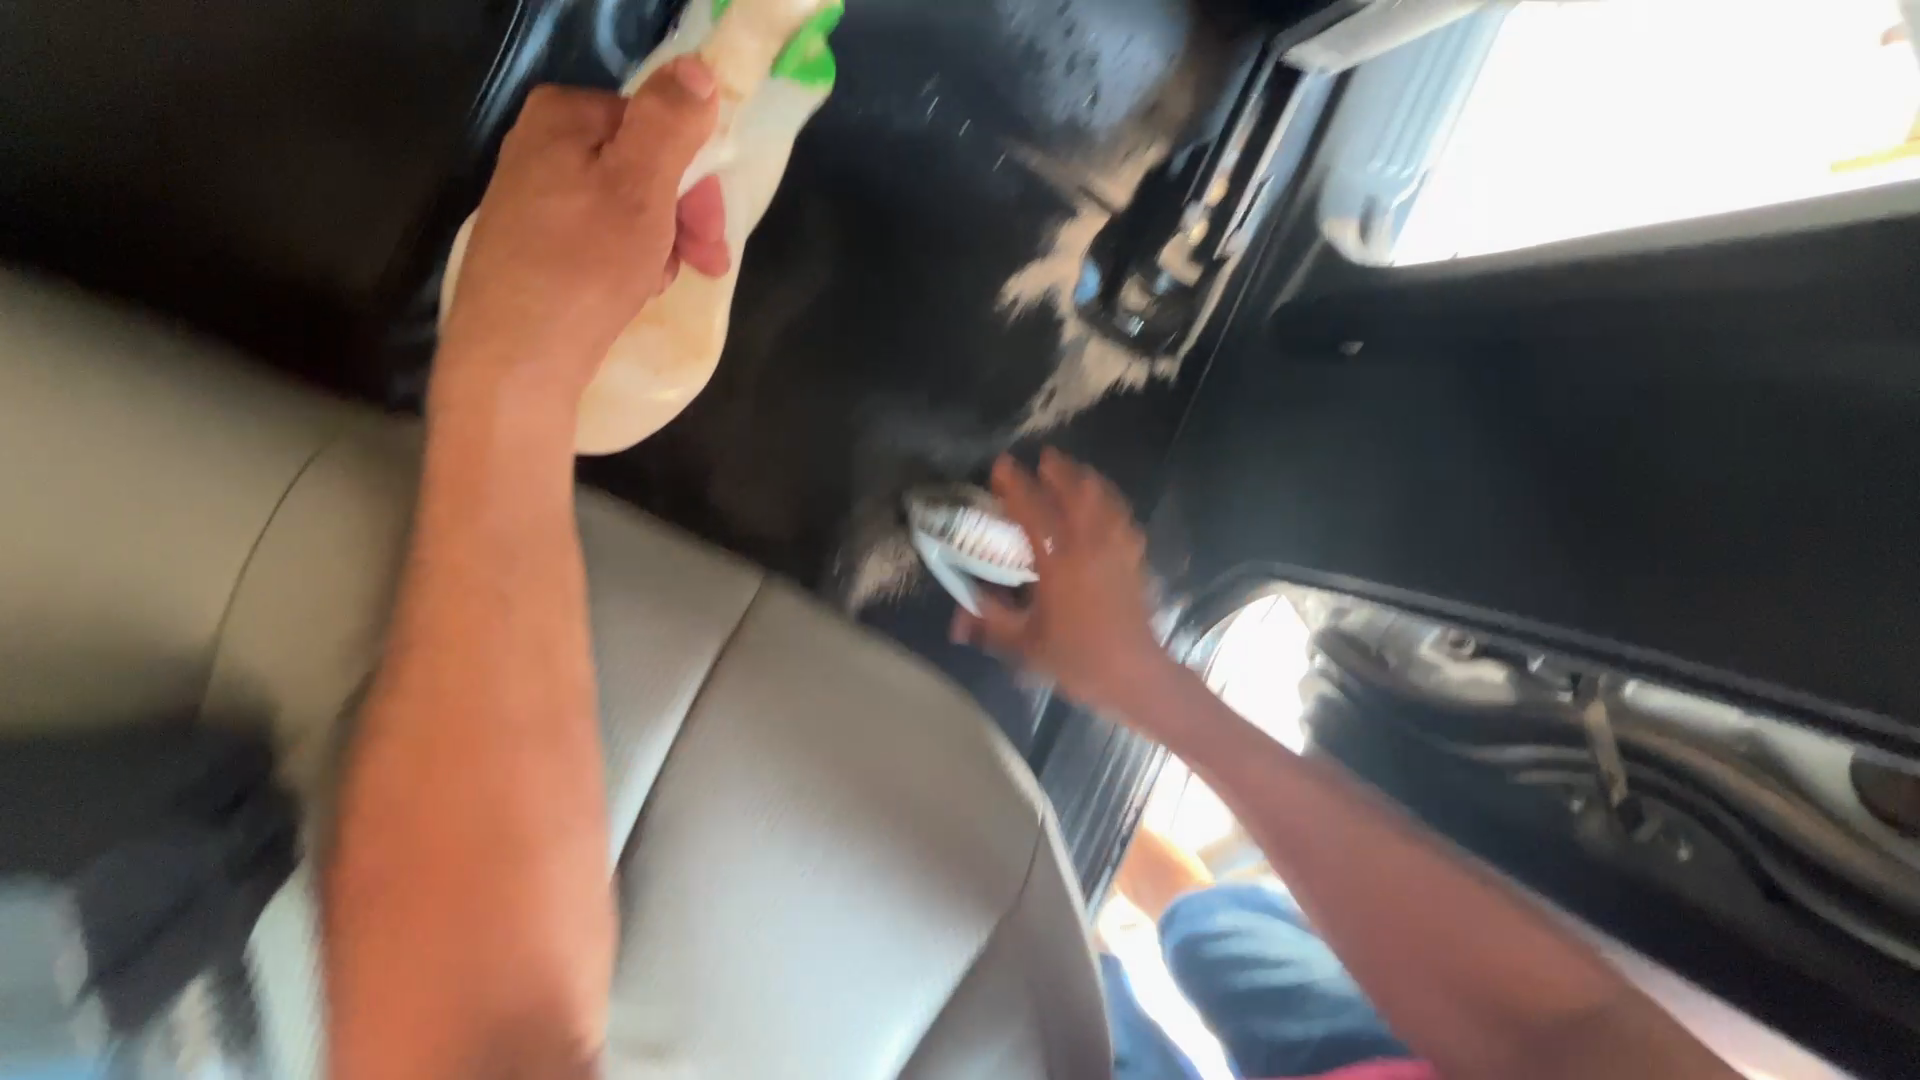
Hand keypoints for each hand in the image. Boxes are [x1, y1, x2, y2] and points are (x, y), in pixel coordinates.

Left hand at [437, 57, 731, 410]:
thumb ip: (670, 123)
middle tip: (707, 264)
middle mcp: (541, 144)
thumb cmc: (586, 265)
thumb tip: (698, 70)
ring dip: (661, 242)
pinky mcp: (533, 242)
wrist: (519, 352)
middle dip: (683, 215)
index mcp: (565, 115)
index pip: (657, 125)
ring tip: (662, 282)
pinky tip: (634, 288)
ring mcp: (533, 195)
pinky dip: (630, 260)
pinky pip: (601, 237)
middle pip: (642, 166)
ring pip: (627, 206)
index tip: (716, 231)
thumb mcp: (640, 186)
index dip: (697, 178)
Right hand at [951, 450, 1169, 713]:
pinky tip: (1105, 504)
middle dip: (1059, 470)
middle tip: (1042, 459)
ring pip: (1104, 499)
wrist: (1134, 675)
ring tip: (1073, 472)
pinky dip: (1111, 502)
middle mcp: (1090, 546)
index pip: (1034, 511)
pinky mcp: (1134, 559)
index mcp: (1059, 562)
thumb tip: (956, 620)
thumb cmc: (1077, 659)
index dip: (1016, 484)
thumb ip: (990, 623)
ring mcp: (1117, 549)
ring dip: (1086, 479)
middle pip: (1076, 492)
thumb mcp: (1025, 644)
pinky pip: (1123, 517)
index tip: (1002, 465)